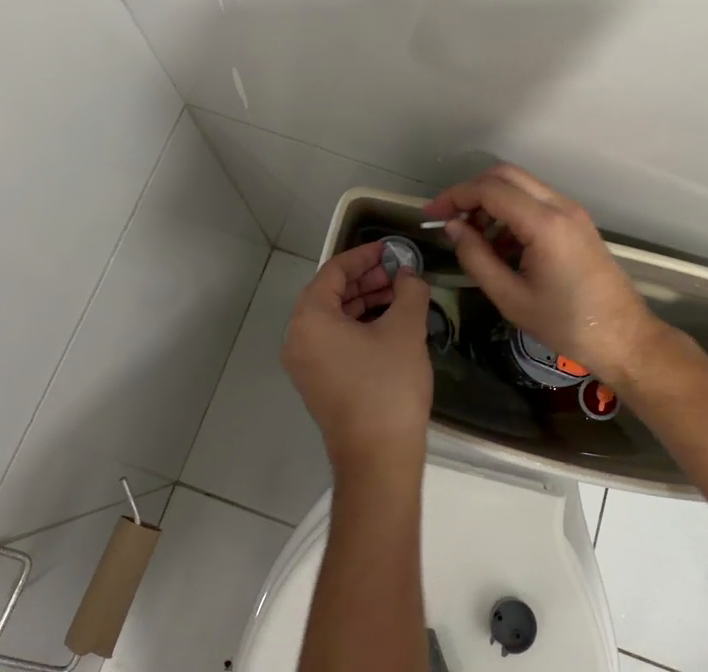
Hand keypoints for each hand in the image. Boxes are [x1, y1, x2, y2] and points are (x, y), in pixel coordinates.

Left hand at [282, 242, 432, 474]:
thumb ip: (409, 292)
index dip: (364, 256)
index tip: (392, 248)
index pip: (333, 271)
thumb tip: (408, 275)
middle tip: (400, 271)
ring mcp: (305, 364)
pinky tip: (390, 324)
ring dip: (365, 302)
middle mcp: (298, 338)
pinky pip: (335, 340)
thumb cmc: (388, 386)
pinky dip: (359, 326)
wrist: (378, 458)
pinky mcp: (319, 383)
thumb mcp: (405, 330)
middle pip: (330, 293)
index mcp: (310, 319)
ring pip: (333, 318)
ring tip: (401, 295)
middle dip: (366, 279)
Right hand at [426, 164, 661, 383]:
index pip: (489, 189)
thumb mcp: (511, 298)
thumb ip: (476, 258)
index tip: (431, 216)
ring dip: (491, 203)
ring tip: (473, 240)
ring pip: (521, 186)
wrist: (624, 337)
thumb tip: (453, 229)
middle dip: (471, 192)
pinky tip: (500, 247)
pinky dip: (511, 213)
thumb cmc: (566, 324)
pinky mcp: (577, 223)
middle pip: (505, 175)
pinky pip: (536, 202)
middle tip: (449, 220)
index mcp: (544, 223)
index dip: (454, 197)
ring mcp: (572, 212)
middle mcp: (560, 206)